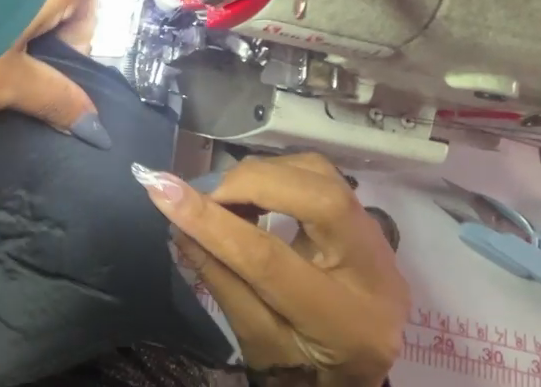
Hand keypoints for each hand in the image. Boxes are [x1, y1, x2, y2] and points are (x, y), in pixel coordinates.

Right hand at [134, 155, 407, 386]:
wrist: (355, 378)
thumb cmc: (302, 373)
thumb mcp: (256, 342)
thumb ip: (218, 278)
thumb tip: (176, 220)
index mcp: (344, 324)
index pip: (269, 258)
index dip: (211, 220)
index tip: (159, 188)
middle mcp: (376, 276)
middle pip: (316, 198)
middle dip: (248, 183)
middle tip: (204, 195)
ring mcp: (381, 245)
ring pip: (320, 175)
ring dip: (263, 174)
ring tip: (227, 197)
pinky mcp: (370, 225)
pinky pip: (322, 176)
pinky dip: (278, 174)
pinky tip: (254, 194)